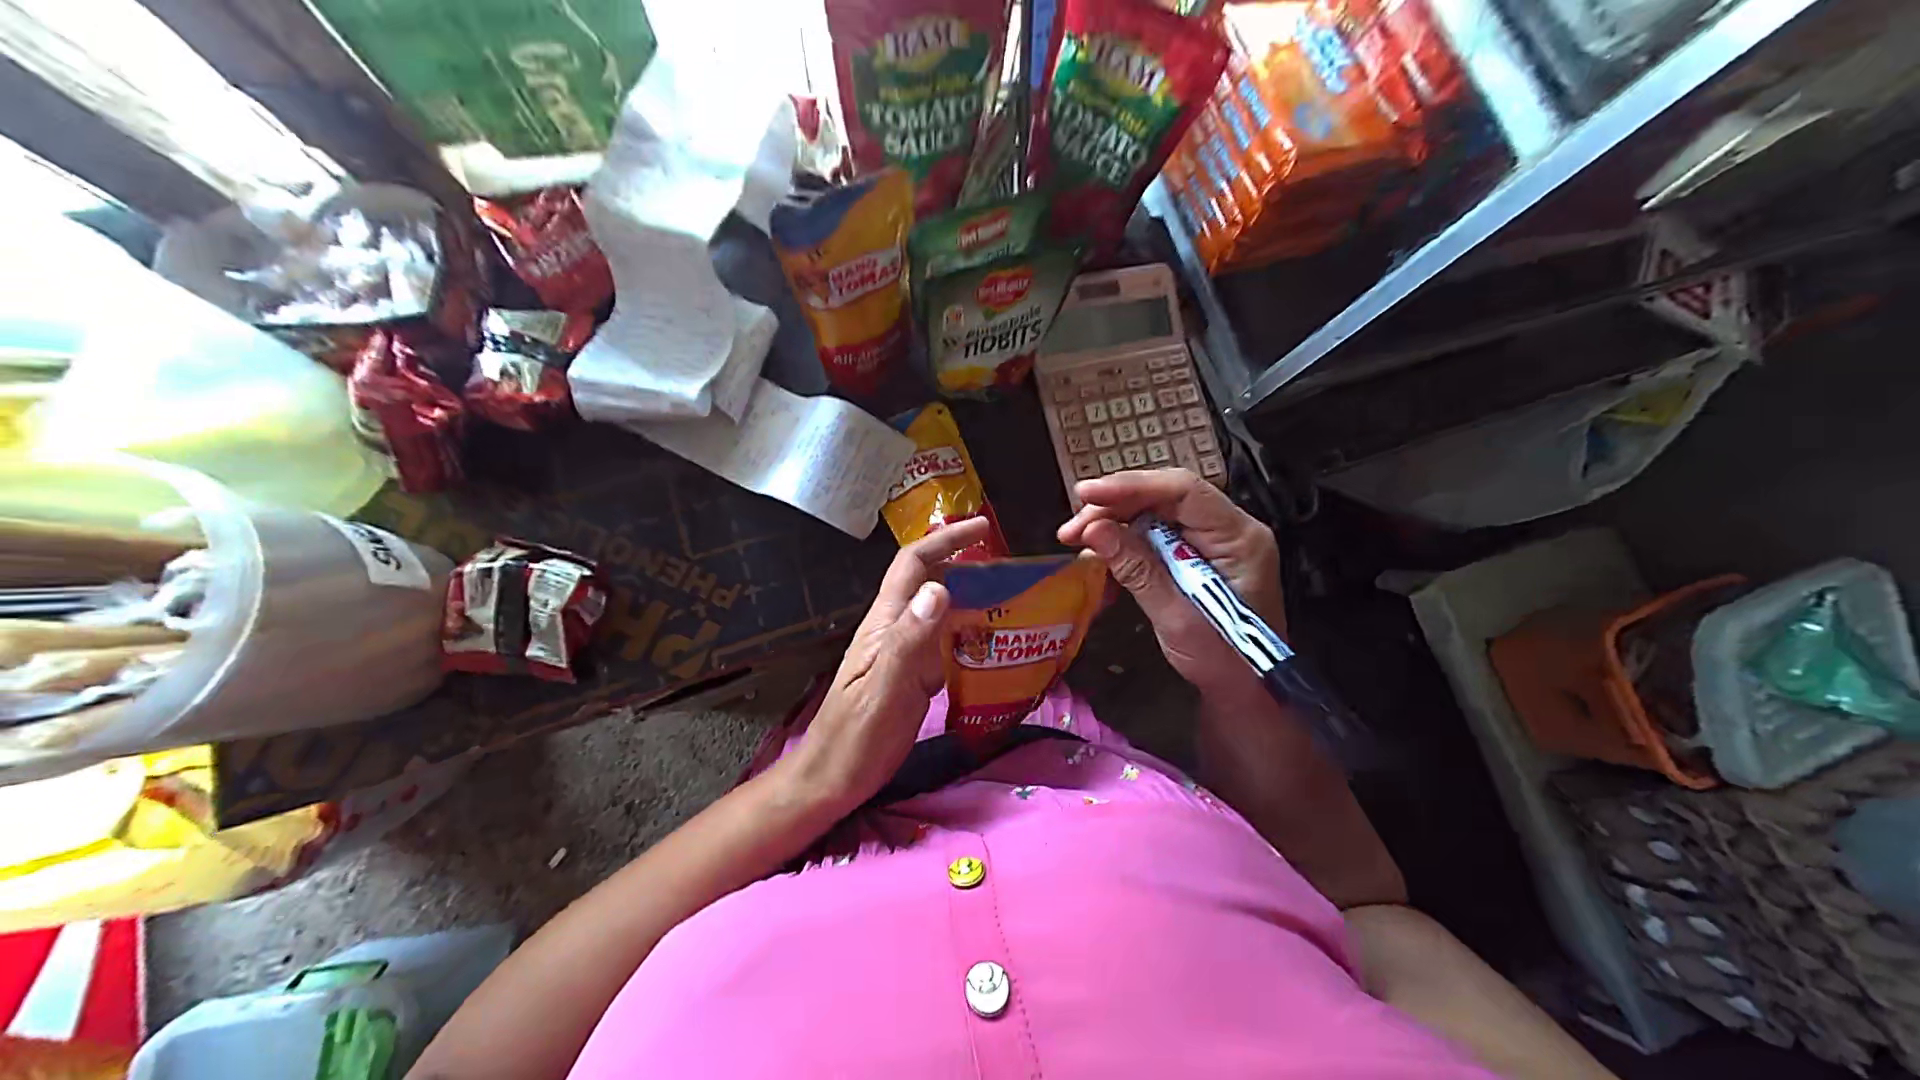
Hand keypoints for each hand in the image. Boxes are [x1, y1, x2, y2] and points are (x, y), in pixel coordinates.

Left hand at [777, 516, 991, 815]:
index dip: (946, 540)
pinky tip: (996, 648)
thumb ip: (910, 640)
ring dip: (975, 601)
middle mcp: (895, 629)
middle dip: (969, 567)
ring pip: (943, 613)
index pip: (914, 564)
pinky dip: (972, 636)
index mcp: (885, 623)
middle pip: (932, 582)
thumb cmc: (855, 737)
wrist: (833, 779)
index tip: (983, 529)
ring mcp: (904, 653)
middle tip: (1013, 574)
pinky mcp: (914, 676)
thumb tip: (940, 588)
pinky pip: (947, 644)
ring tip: (1015, 605)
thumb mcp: (885, 689)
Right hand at [1057, 468, 1283, 696]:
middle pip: (1165, 496)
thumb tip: (1095, 530)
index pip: (1184, 491)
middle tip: (1071, 529)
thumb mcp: (1177, 619)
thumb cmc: (1223, 662)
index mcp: (1238, 537)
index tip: (1086, 494)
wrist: (1246, 693)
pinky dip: (1123, 544)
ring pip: (1154, 513)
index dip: (1132, 487)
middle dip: (1114, 507)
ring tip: (1077, 542)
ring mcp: (1212, 540)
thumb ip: (1138, 570)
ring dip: (1113, 524)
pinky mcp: (1195, 553)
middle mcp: (1227, 528)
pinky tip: (1099, 559)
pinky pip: (1154, 534)